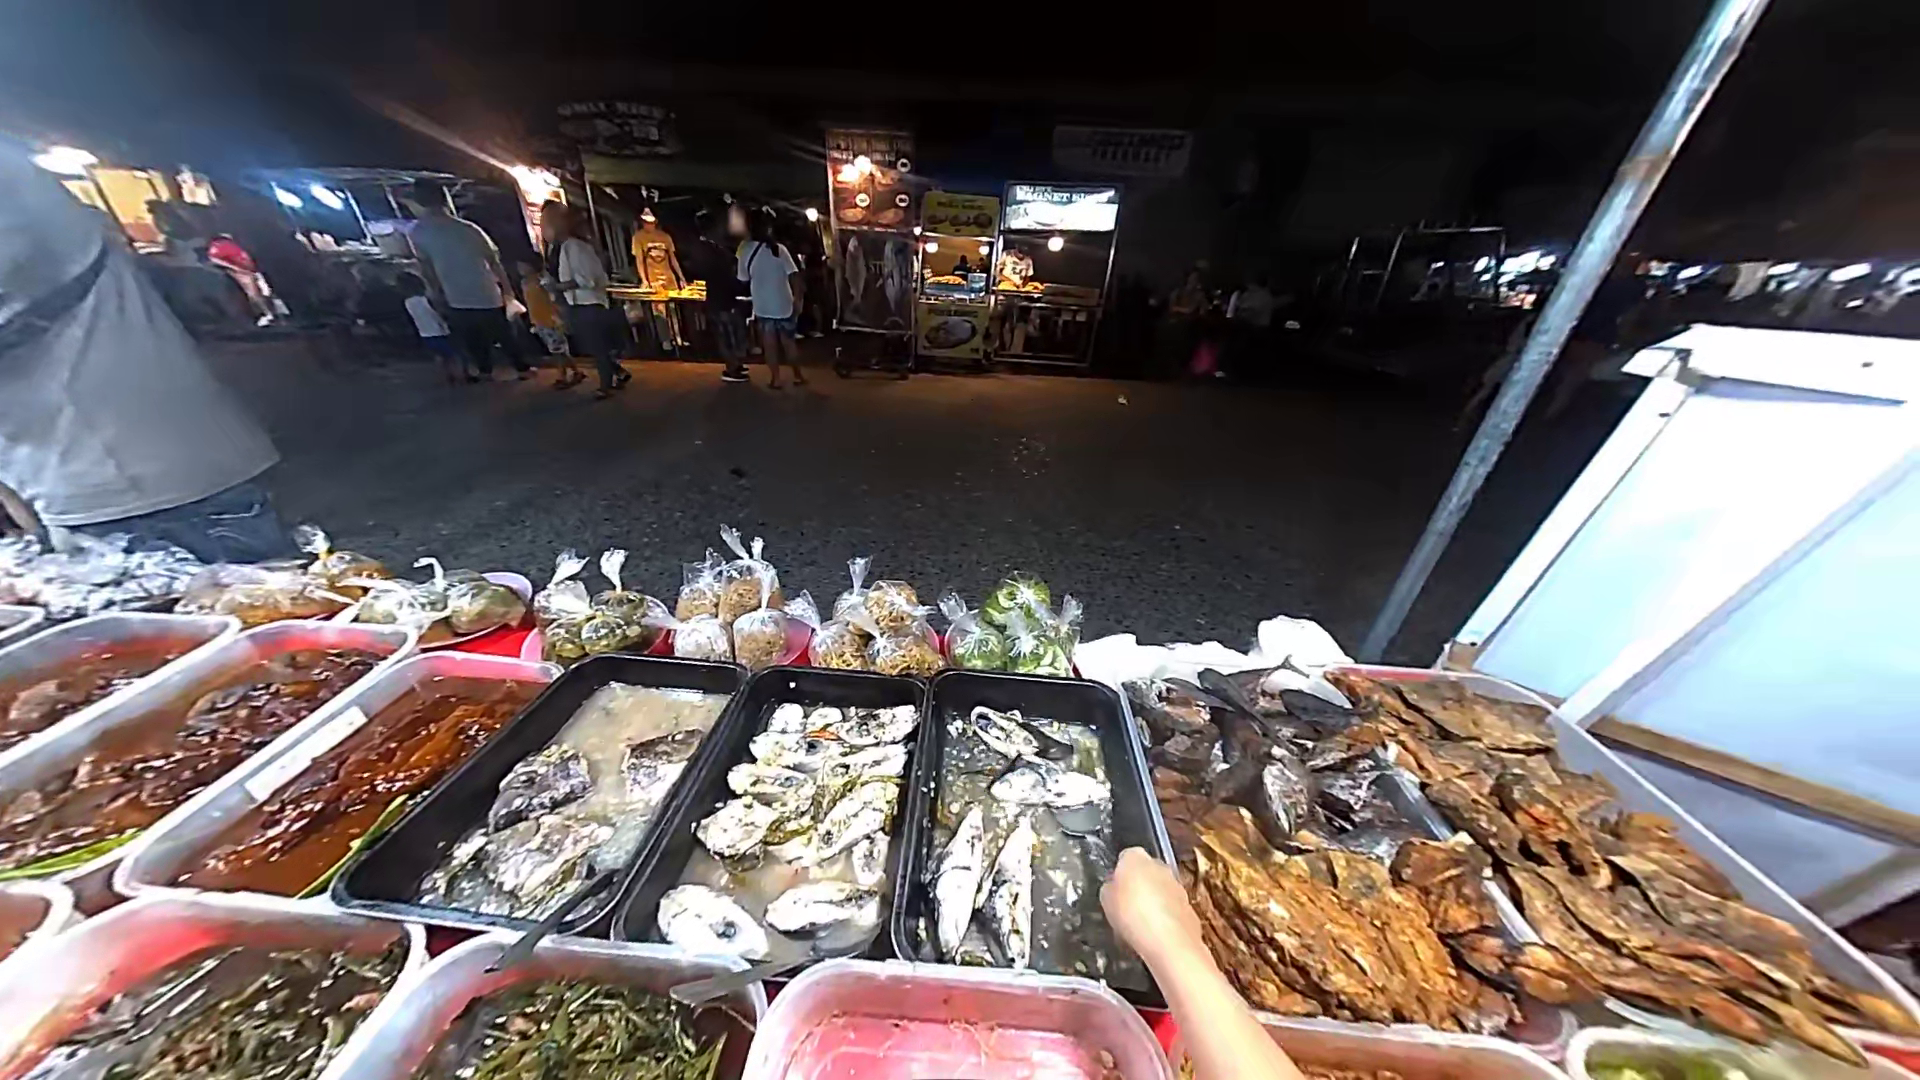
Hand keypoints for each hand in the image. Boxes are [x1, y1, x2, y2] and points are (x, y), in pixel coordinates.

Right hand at [1101, 848, 1206, 970]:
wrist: (1170, 944)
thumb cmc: (1133, 915)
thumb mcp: (1105, 900)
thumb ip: (1109, 888)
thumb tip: (1113, 889)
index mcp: (1135, 856)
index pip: (1124, 859)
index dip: (1118, 876)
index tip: (1114, 893)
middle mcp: (1159, 866)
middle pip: (1145, 873)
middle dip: (1138, 888)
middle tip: (1126, 910)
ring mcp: (1178, 887)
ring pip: (1161, 892)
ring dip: (1153, 905)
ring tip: (1141, 928)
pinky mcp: (1191, 909)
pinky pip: (1173, 912)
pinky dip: (1167, 921)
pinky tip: (1157, 938)